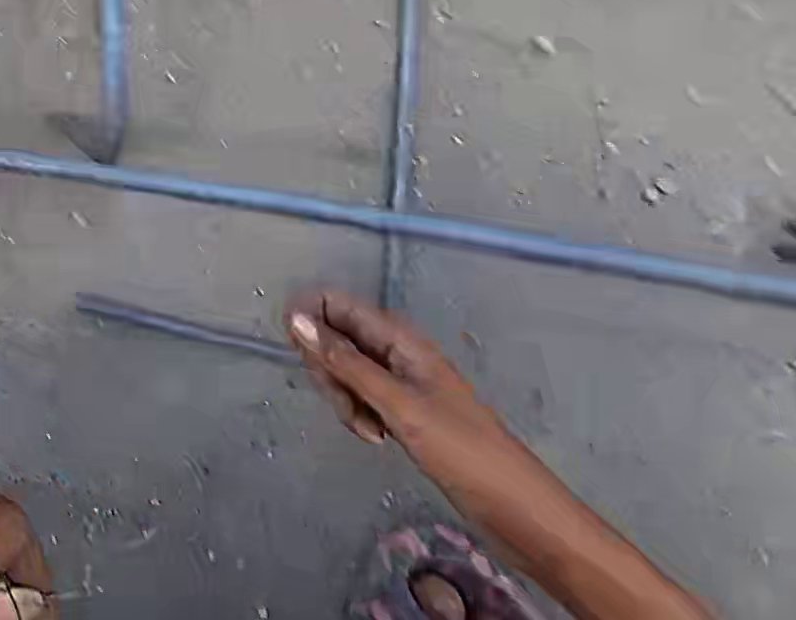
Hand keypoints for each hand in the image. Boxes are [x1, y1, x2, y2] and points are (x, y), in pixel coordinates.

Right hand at [283, 288, 516, 475]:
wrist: (523, 515)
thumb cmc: (466, 453)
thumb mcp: (399, 405)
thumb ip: (343, 361)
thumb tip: (294, 318)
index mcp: (399, 338)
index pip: (333, 302)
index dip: (309, 320)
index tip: (304, 355)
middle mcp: (392, 351)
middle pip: (329, 336)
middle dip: (324, 367)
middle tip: (344, 400)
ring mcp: (393, 379)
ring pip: (337, 367)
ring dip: (338, 396)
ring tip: (365, 427)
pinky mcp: (393, 405)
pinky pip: (352, 392)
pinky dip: (352, 411)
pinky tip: (372, 434)